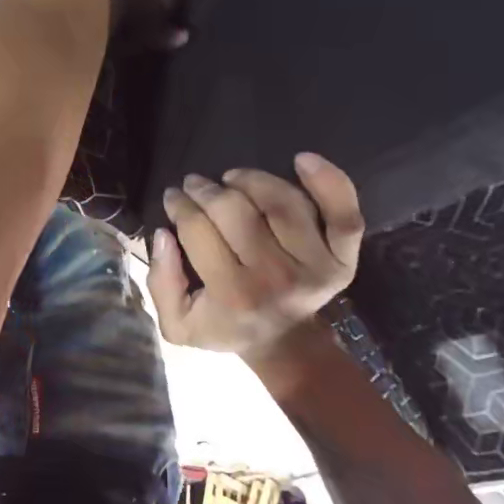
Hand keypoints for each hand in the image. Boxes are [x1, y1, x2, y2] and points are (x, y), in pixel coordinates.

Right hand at [148, 153, 364, 361]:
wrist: (284, 342)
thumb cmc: (228, 327)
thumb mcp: (180, 324)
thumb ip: (161, 284)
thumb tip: (163, 235)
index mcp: (233, 295)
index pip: (198, 230)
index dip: (180, 205)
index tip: (174, 197)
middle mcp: (275, 278)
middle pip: (236, 211)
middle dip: (207, 190)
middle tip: (196, 185)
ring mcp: (313, 266)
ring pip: (282, 203)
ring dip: (251, 179)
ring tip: (232, 178)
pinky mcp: (342, 258)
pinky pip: (342, 214)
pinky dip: (328, 181)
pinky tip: (301, 160)